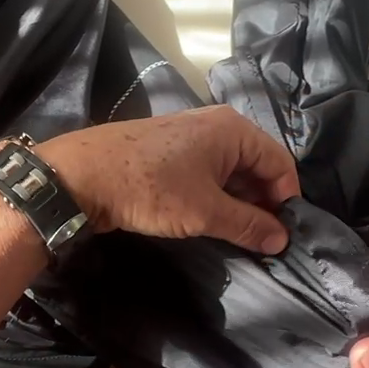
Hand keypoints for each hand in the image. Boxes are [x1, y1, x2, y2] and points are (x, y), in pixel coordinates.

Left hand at [37, 106, 301, 253]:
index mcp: (233, 129)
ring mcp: (192, 138)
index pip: (280, 163)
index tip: (282, 235)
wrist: (82, 176)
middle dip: (263, 203)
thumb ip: (248, 225)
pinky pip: (208, 175)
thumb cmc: (151, 189)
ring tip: (240, 236)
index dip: (286, 200)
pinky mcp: (172, 153)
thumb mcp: (205, 212)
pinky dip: (217, 198)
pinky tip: (213, 222)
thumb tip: (282, 239)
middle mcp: (217, 126)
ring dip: (239, 204)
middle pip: (257, 166)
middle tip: (263, 241)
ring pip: (231, 173)